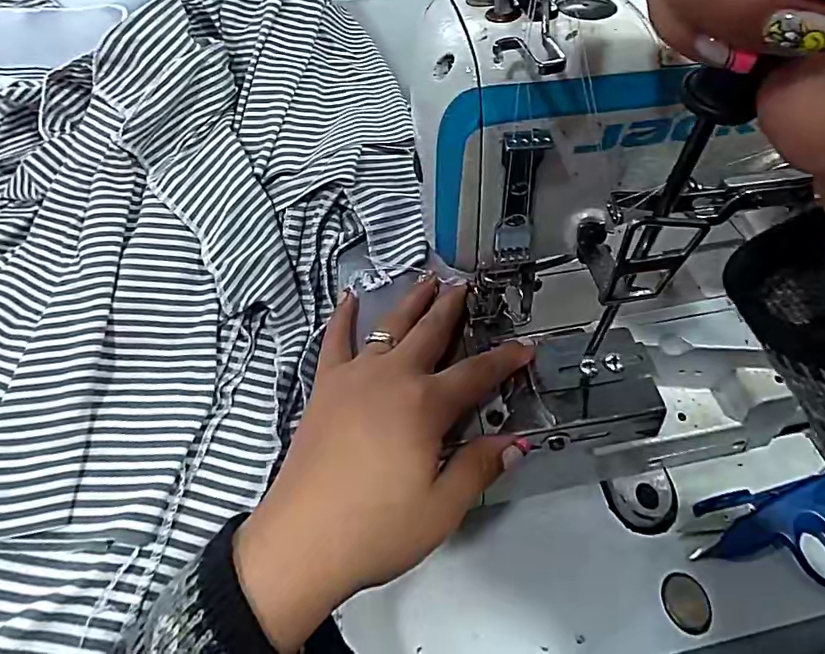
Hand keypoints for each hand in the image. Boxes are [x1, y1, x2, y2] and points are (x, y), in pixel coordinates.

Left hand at [232, 277, 534, 650]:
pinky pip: (336, 341)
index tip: (524, 348)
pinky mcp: (326, 387)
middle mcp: (393, 378)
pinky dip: (343, 317)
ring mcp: (356, 377)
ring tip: (428, 280)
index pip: (476, 373)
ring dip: (412, 301)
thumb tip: (516, 443)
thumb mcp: (440, 508)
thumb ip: (479, 468)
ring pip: (391, 326)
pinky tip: (349, 299)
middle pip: (432, 332)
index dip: (505, 359)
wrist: (299, 544)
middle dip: (453, 307)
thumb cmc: (374, 531)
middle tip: (466, 286)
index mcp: (425, 405)